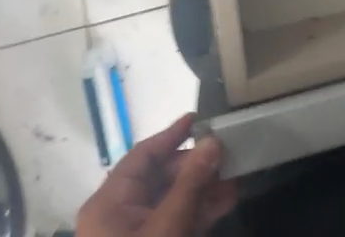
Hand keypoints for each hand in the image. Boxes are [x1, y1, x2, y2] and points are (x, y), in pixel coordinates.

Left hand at [76, 114, 237, 236]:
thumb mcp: (168, 227)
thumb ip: (190, 183)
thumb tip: (212, 141)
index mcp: (108, 203)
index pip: (142, 156)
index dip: (171, 135)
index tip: (200, 118)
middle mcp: (117, 215)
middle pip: (158, 176)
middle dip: (195, 165)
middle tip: (228, 153)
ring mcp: (134, 236)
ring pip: (171, 200)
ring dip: (203, 188)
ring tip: (236, 176)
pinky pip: (175, 222)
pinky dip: (199, 211)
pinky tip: (226, 201)